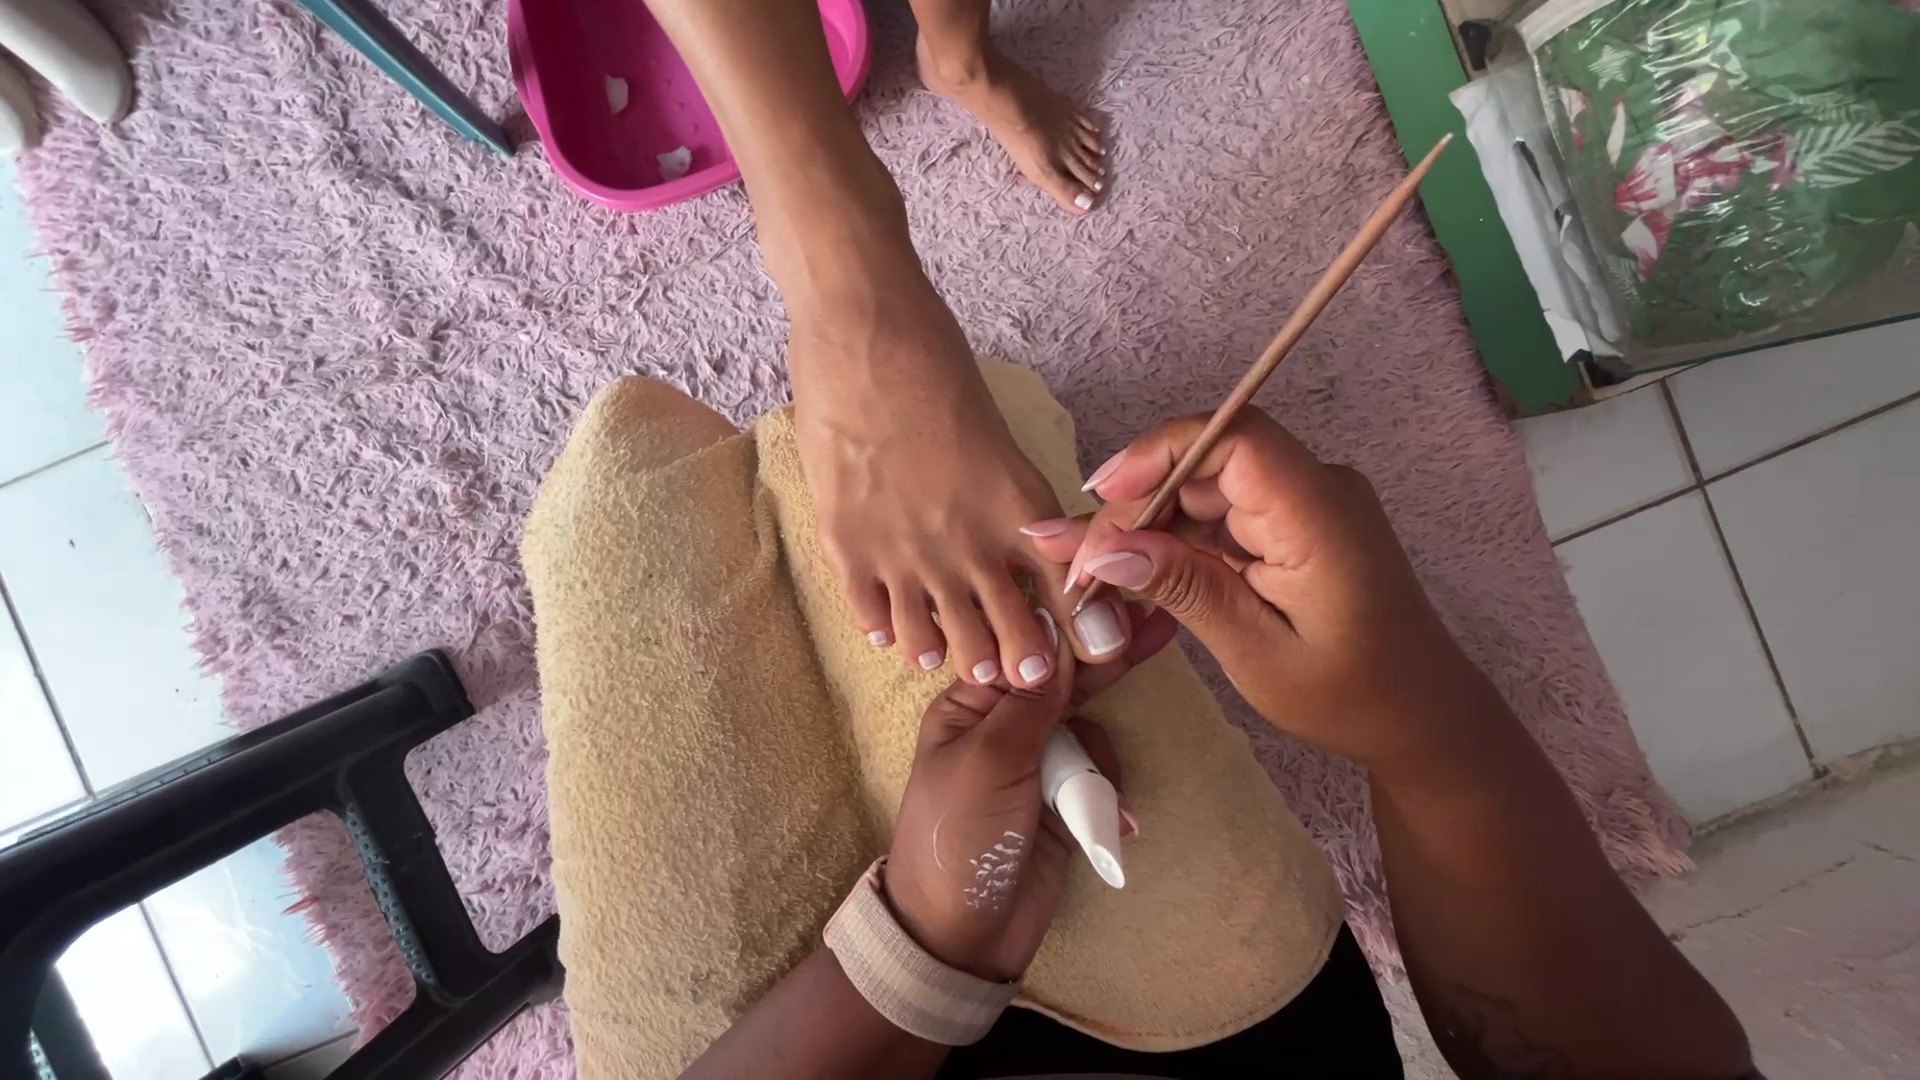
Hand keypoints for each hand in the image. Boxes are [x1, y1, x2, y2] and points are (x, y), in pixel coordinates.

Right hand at [788, 271, 1134, 688]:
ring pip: (940, 640)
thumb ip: (1006, 497)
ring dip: (953, 653)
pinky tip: (890, 634)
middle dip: (1018, 663)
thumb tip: (1012, 537)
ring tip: (950, 657)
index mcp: (1018, 513)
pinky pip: (874, 615)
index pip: (1062, 596)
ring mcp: (908, 554)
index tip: (1075, 651)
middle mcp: (969, 547)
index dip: (1075, 634)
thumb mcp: (996, 434)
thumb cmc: (937, 366)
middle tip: (1014, 670)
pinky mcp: (850, 547)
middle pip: (1007, 635)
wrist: (863, 337)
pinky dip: (887, 630)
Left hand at [881, 607, 1169, 981]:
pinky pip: (1097, 776)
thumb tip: (1059, 634)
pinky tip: (1106, 822)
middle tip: (1158, 625)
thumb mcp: (990, 760)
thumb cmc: (960, 835)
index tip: (1115, 599)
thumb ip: (1032, 701)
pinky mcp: (1062, 800)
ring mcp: (1036, 762)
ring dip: (1094, 764)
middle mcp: (1006, 724)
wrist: (961, 936)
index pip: (1028, 648)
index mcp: (973, 703)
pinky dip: (1103, 796)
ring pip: (1090, 731)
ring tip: (1084, 799)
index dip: (1072, 624)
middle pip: (1066, 681)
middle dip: (1107, 662)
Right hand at [1026, 409, 1498, 772]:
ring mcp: (1297, 504)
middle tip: (1072, 559)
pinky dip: (1167, 541)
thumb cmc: (1349, 696)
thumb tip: (1106, 550)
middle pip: (1201, 466)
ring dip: (1140, 526)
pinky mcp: (1284, 523)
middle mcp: (1311, 490)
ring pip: (1198, 490)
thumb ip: (1184, 590)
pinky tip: (1123, 567)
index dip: (1159, 451)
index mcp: (1318, 516)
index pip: (1235, 440)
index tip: (1100, 493)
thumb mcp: (1257, 654)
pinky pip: (1213, 515)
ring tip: (1083, 567)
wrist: (1419, 715)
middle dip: (1130, 507)